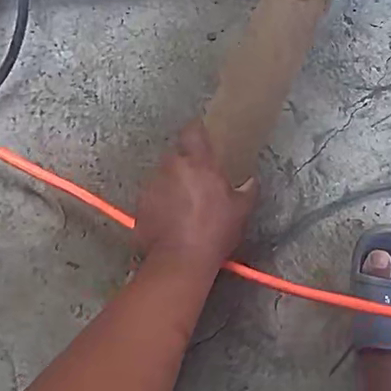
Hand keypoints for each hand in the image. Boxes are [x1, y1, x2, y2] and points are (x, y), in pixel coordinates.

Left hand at [132, 122, 256, 270]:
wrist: (181, 260)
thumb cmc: (215, 230)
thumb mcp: (242, 210)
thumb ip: (247, 190)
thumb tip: (250, 181)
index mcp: (198, 163)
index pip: (193, 131)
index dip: (197, 130)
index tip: (203, 135)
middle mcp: (171, 168)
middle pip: (176, 154)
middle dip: (186, 162)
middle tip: (199, 177)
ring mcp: (152, 186)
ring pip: (163, 175)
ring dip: (173, 183)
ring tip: (185, 202)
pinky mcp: (141, 205)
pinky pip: (153, 196)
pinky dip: (161, 202)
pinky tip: (172, 218)